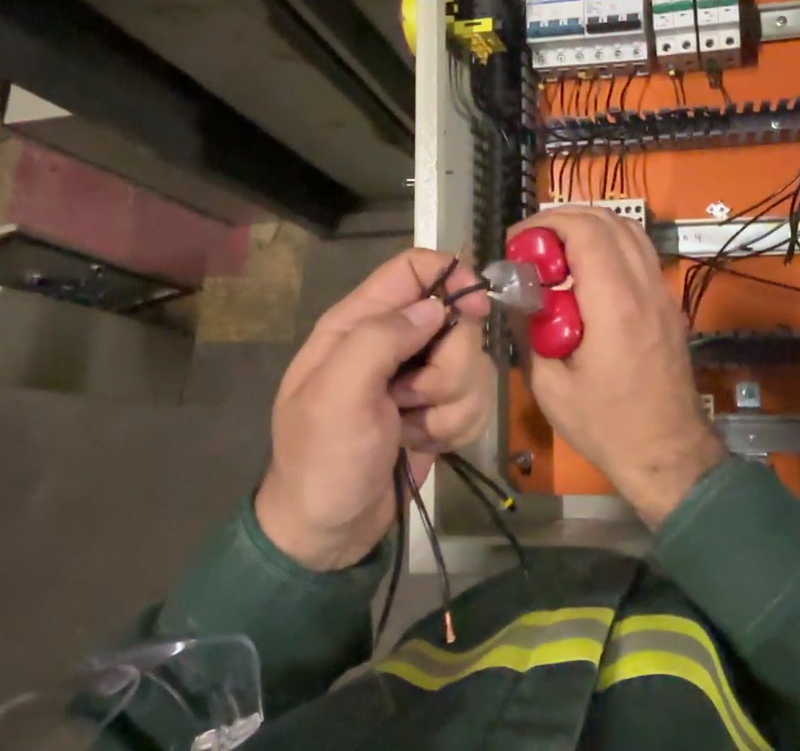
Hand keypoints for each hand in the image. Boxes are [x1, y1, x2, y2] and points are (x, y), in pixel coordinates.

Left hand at [253, 249, 494, 570]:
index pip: (414, 267)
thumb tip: (436, 308)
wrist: (330, 532)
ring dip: (450, 406)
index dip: (452, 278)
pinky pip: (476, 401)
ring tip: (410, 430)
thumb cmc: (323, 460)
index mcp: (357, 323)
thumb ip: (380, 338)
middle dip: (447, 367)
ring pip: (472, 365)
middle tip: (410, 399)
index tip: (474, 313)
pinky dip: (456, 428)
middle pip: (457, 320)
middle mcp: (392, 341)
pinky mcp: (440, 409)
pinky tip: (423, 444)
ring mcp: (419, 377)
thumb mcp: (337, 395)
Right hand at [515, 207, 724, 528]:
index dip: (547, 223)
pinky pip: (641, 255)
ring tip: (557, 254)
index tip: (518, 241)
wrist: (667, 453)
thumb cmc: (605, 425)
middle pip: (610, 221)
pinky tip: (585, 276)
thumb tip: (516, 295)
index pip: (586, 231)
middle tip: (533, 244)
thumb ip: (529, 331)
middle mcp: (645, 288)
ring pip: (631, 232)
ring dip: (591, 230)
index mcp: (615, 304)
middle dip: (565, 220)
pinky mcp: (668, 306)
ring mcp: (663, 295)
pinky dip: (611, 247)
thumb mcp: (549, 385)